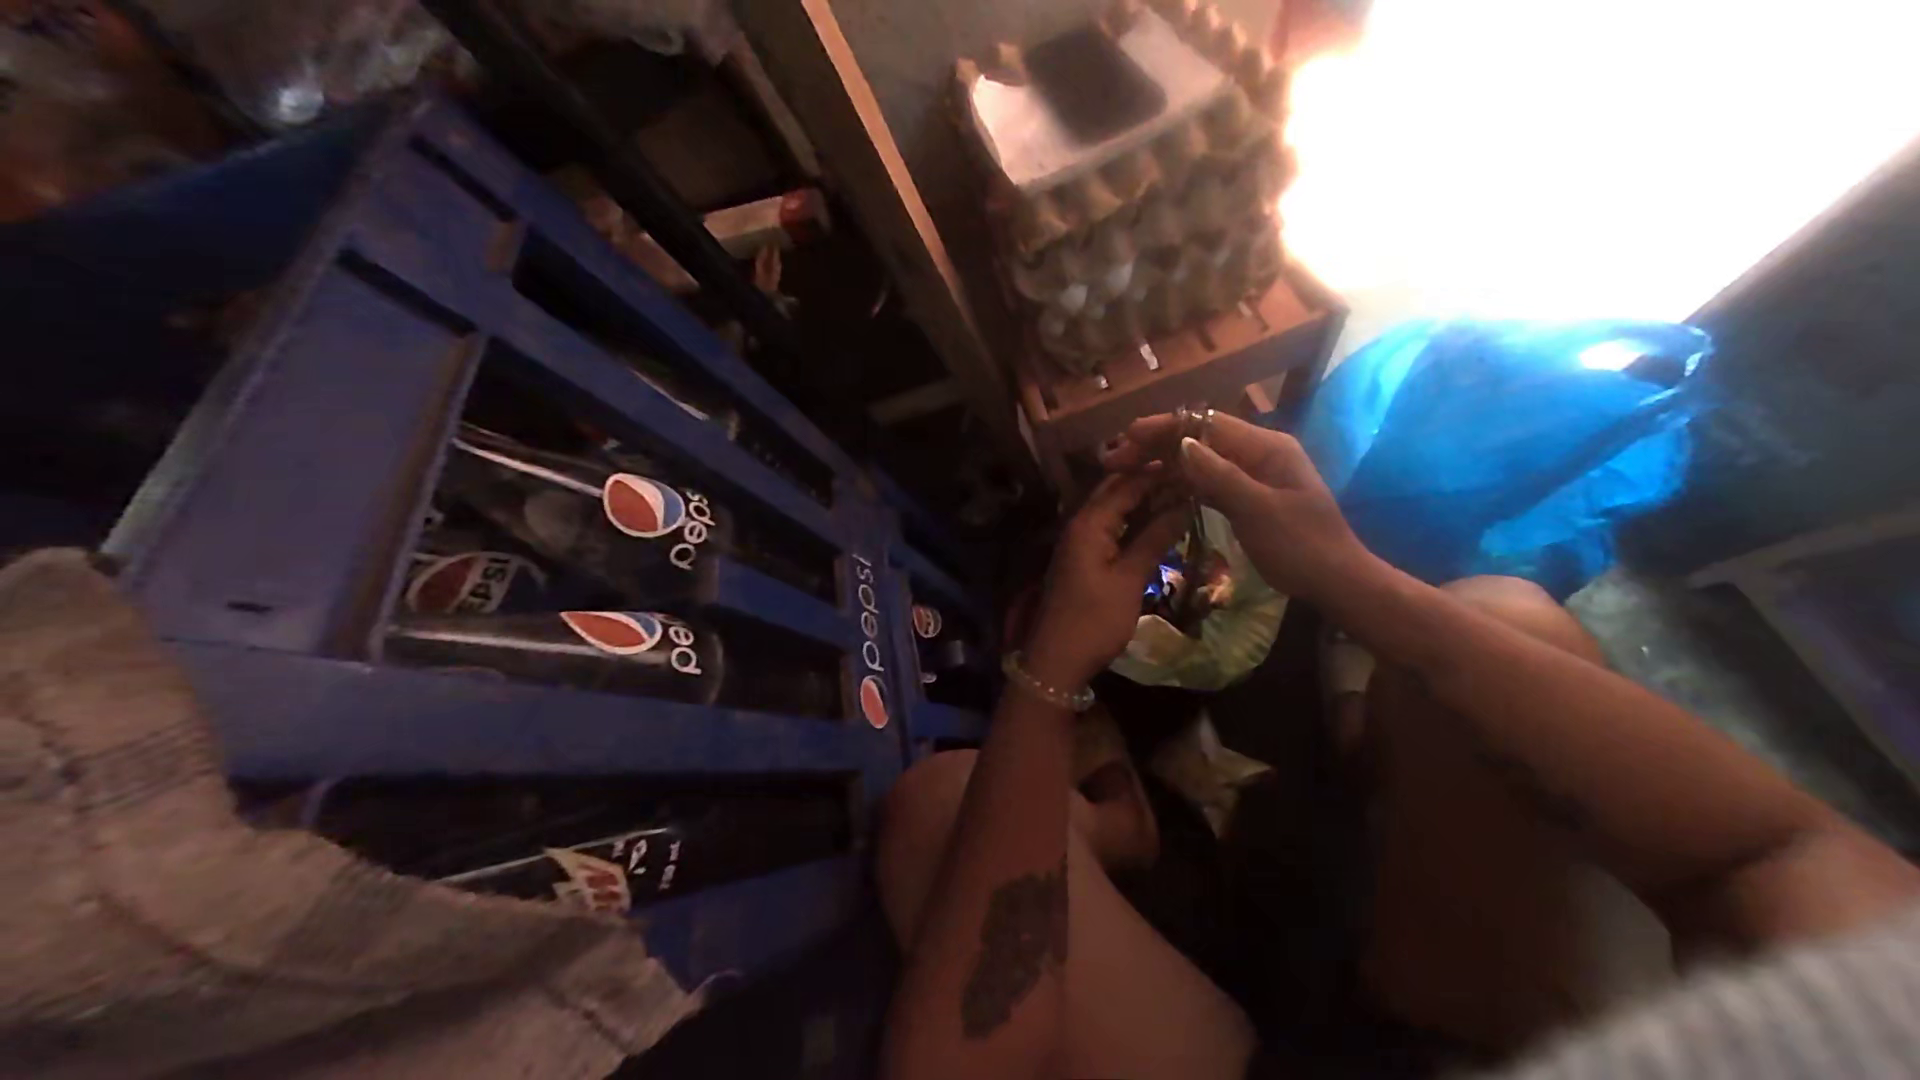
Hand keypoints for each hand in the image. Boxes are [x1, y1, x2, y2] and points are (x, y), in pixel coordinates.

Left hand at [1024, 470, 1187, 691]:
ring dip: (1144, 502)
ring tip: (1183, 495)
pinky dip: (1134, 523)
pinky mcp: (1084, 558)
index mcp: (1089, 523)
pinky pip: (1111, 529)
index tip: (1192, 462)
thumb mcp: (1129, 579)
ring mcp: (1080, 541)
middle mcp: (1080, 524)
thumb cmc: (1095, 619)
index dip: (1158, 472)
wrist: (1058, 658)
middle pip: (1117, 492)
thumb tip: (1184, 504)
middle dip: (1150, 482)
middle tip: (1189, 476)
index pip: (1126, 483)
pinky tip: (1159, 524)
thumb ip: (1155, 539)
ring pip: (1114, 510)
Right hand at [1103, 413, 1376, 604]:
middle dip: (1156, 445)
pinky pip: (1206, 482)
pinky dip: (1180, 483)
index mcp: (1266, 447)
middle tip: (1115, 458)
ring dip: (1163, 463)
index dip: (1164, 428)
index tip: (1127, 437)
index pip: (1206, 424)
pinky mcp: (1245, 497)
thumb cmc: (1302, 545)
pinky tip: (1155, 490)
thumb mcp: (1259, 510)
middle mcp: (1257, 453)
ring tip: (1125, 471)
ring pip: (1198, 461)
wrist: (1337, 582)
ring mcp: (1252, 475)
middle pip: (1199, 439)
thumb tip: (1182, 443)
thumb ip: (1220, 475)